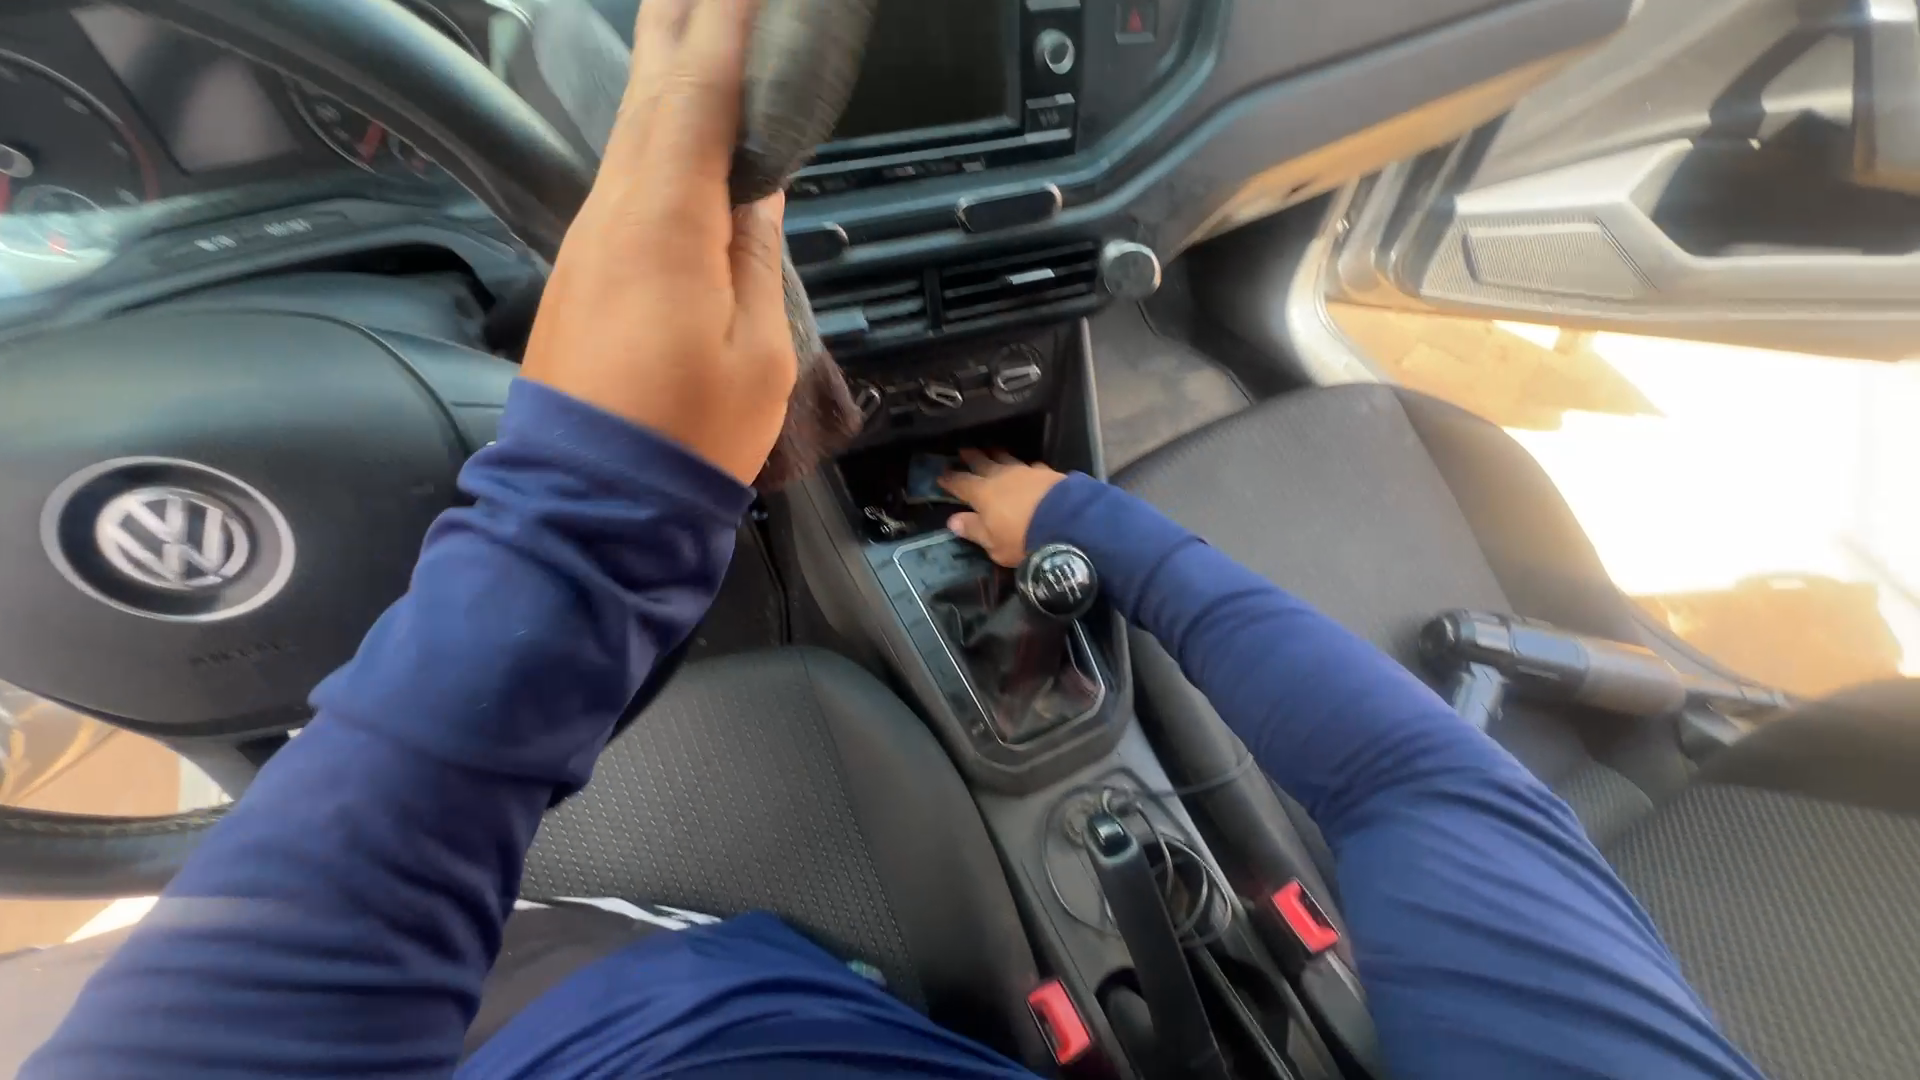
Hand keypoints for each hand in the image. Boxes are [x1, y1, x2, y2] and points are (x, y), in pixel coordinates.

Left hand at [520, 0, 794, 485]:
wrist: (602, 493)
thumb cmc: (692, 432)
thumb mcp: (759, 350)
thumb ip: (756, 255)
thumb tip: (757, 190)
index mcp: (667, 225)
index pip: (700, 93)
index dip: (728, 27)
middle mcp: (615, 213)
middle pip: (652, 91)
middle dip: (684, 20)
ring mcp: (590, 239)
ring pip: (633, 130)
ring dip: (665, 67)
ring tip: (692, 22)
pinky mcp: (583, 268)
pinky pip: (625, 177)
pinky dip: (654, 133)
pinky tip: (671, 125)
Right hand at [938, 450, 1067, 567]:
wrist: (1067, 523)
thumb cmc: (1023, 539)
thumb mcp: (994, 544)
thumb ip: (973, 530)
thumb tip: (952, 520)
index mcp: (982, 494)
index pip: (960, 483)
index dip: (949, 479)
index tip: (940, 474)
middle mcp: (1001, 477)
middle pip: (981, 462)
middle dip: (970, 456)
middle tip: (963, 449)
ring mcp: (1025, 472)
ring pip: (1006, 458)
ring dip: (996, 453)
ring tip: (991, 449)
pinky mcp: (1047, 472)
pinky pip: (1031, 466)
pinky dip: (1025, 467)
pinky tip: (1027, 468)